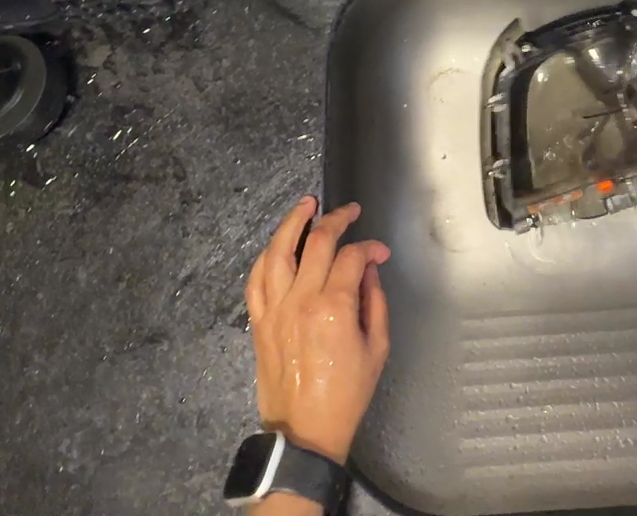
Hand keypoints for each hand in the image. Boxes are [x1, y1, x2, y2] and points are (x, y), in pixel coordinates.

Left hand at [245, 197, 391, 463]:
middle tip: (350, 210)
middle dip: (337, 219)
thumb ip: (376, 301)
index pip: (352, 257)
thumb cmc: (347, 394)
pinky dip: (267, 255)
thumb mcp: (377, 348)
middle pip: (317, 242)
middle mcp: (301, 300)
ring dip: (292, 221)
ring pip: (278, 251)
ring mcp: (274, 309)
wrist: (304, 432)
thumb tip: (369, 267)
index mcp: (334, 307)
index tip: (380, 251)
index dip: (370, 247)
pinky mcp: (258, 321)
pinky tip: (278, 243)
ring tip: (307, 204)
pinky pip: (256, 278)